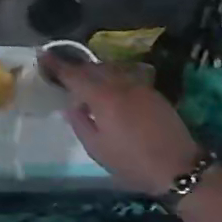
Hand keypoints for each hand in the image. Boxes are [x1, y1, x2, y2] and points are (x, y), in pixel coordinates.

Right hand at [41, 54, 205, 194]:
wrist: (178, 167)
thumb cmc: (132, 163)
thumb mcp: (97, 149)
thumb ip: (80, 123)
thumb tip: (72, 106)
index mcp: (103, 98)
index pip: (74, 75)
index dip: (57, 65)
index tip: (43, 54)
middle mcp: (121, 85)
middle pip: (94, 67)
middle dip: (76, 67)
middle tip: (62, 72)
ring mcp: (140, 86)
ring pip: (112, 69)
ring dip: (95, 70)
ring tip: (85, 81)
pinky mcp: (153, 93)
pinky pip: (126, 76)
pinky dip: (112, 77)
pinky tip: (110, 90)